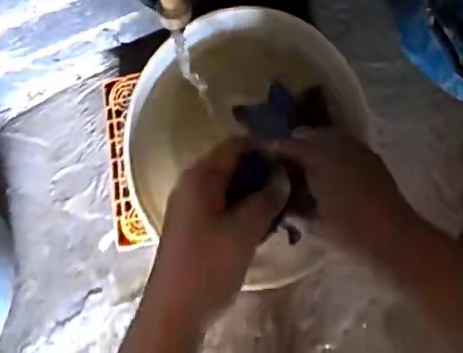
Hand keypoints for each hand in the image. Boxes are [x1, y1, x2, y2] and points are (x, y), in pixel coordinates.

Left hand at [126, 137, 289, 350]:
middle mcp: (192, 184)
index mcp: (200, 176)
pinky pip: (223, 205)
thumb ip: (267, 198)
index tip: (290, 158)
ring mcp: (191, 207)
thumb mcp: (244, 231)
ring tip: (283, 203)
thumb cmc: (207, 266)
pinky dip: (243, 209)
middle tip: (290, 182)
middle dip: (262, 171)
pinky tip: (264, 223)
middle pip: (232, 164)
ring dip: (255, 193)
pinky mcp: (194, 228)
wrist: (172, 317)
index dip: (264, 147)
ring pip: (229, 187)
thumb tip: (283, 175)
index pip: (235, 144)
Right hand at [269, 130, 423, 256]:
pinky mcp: (369, 154)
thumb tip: (282, 199)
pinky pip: (343, 144)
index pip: (288, 144)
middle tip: (283, 163)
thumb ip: (294, 208)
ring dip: (314, 146)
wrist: (394, 234)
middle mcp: (335, 142)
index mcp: (317, 155)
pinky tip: (329, 171)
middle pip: (307, 135)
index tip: (261, 150)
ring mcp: (355, 145)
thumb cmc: (349, 231)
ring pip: (327, 136)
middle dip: (294, 145)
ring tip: (305, 167)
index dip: (274, 147)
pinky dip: (332, 151)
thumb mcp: (314, 223)